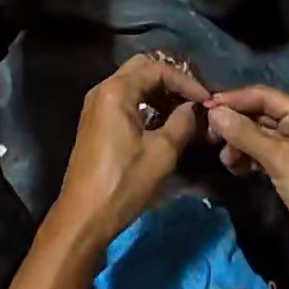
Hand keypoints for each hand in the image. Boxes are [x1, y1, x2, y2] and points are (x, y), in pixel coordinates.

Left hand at [56, 54, 209, 242]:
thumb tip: (194, 108)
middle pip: (143, 68)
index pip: (158, 69)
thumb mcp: (162, 153)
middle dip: (170, 80)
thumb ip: (183, 122)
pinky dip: (145, 102)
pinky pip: (124, 98)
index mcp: (116, 90)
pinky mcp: (95, 121)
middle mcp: (103, 89)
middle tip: (192, 97)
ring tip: (182, 109)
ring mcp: (96, 105)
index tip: (206, 99)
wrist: (82, 220)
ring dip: (158, 90)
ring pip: (133, 82)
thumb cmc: (123, 183)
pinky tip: (162, 120)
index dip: (186, 82)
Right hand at [205, 86, 288, 276]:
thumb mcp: (280, 160)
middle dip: (236, 123)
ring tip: (226, 158)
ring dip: (240, 143)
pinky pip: (264, 155)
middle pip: (261, 114)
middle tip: (210, 134)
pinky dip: (249, 158)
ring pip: (260, 136)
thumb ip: (246, 134)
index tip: (206, 105)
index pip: (264, 96)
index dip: (235, 99)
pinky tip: (236, 167)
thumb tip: (213, 111)